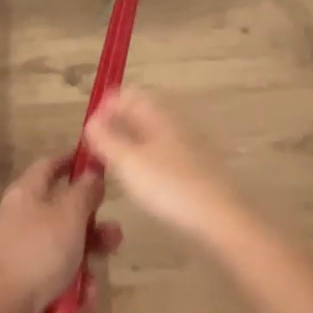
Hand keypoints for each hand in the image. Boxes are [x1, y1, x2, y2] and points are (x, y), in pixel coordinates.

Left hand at [0, 156, 123, 312]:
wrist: (3, 307)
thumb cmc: (39, 250)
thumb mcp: (69, 214)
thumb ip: (85, 192)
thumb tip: (92, 171)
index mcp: (29, 191)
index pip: (50, 165)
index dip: (73, 162)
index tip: (97, 165)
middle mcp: (24, 217)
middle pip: (65, 211)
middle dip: (93, 225)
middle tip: (114, 236)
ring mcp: (25, 250)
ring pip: (67, 247)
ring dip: (87, 261)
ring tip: (96, 280)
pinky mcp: (28, 281)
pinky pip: (59, 276)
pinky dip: (74, 286)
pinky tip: (83, 299)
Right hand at [84, 88, 245, 243]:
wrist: (221, 219)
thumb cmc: (170, 187)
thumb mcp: (129, 163)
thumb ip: (106, 139)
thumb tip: (91, 121)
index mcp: (160, 115)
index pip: (129, 94)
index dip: (106, 105)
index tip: (91, 130)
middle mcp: (177, 123)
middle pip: (143, 111)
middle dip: (118, 123)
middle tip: (100, 148)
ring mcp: (191, 144)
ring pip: (154, 132)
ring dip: (133, 141)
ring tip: (117, 165)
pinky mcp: (199, 166)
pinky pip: (166, 151)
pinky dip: (149, 157)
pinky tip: (144, 180)